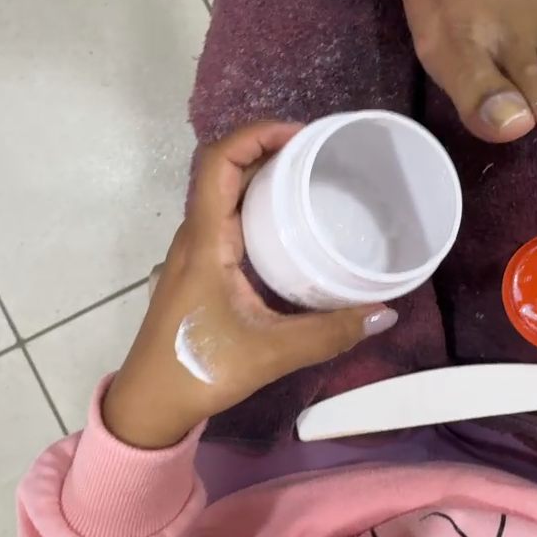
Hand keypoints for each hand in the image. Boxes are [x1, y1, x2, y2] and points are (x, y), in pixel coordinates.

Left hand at [102, 122, 398, 448]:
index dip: (255, 135)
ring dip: (261, 175)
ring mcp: (195, 250)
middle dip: (268, 149)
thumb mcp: (270, 353)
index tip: (301, 134)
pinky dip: (256, 204)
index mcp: (205, 241)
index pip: (217, 162)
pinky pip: (228, 218)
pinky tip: (291, 223)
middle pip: (224, 170)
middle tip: (320, 153)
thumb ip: (329, 333)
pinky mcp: (200, 267)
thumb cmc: (198, 370)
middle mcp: (196, 235)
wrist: (150, 402)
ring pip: (225, 193)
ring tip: (312, 177)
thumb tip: (386, 313)